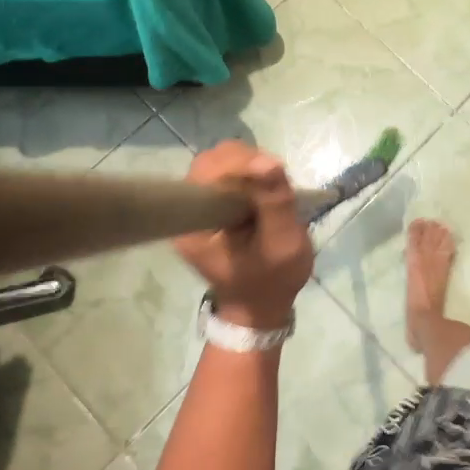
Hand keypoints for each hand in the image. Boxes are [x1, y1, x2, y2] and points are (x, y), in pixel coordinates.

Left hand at [173, 140, 312, 330]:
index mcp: (193, 224)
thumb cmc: (272, 281)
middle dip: (246, 163)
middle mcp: (187, 211)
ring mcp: (197, 206)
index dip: (238, 164)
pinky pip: (226, 174)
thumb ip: (275, 202)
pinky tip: (265, 191)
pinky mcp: (210, 204)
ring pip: (219, 163)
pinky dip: (249, 174)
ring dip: (250, 167)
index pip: (207, 172)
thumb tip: (268, 161)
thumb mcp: (283, 244)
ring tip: (272, 187)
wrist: (260, 308)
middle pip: (210, 162)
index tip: (271, 171)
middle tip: (276, 180)